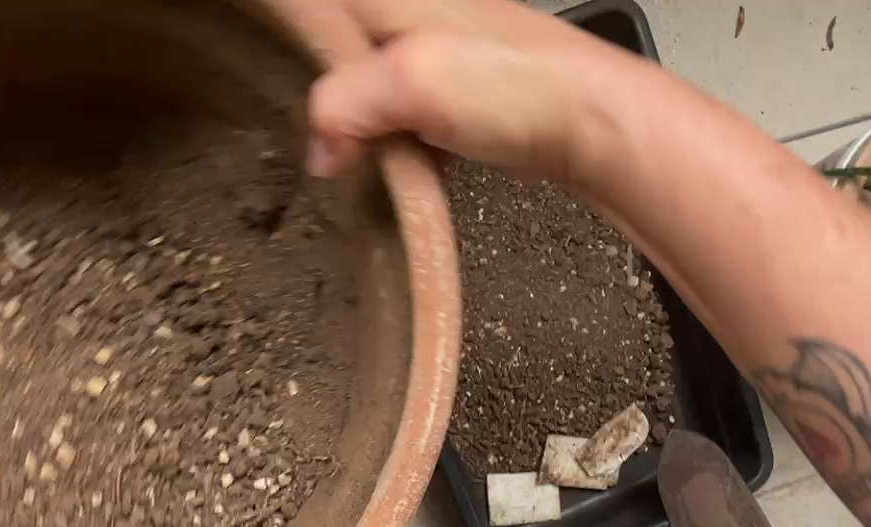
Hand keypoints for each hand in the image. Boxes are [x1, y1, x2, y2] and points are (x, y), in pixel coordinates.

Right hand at [306, 0, 652, 188]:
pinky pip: (403, 122)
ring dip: (366, 135)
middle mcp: (406, 14)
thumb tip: (319, 149)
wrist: (585, 123)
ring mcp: (431, 54)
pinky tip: (412, 166)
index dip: (291, 55)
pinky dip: (401, 149)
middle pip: (334, 60)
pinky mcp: (451, 94)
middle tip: (332, 147)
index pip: (310, 14)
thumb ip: (346, 103)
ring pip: (368, 97)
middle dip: (330, 108)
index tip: (284, 102)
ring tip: (373, 162)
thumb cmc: (519, 87)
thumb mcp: (415, 81)